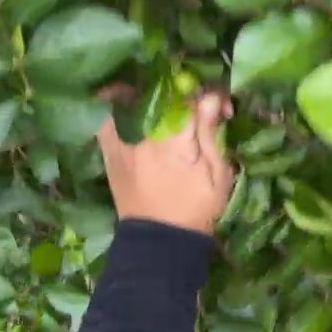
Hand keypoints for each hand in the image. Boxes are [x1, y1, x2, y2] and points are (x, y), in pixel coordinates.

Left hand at [96, 90, 235, 235]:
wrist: (159, 241)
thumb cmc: (196, 209)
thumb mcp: (217, 175)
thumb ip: (211, 133)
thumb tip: (212, 97)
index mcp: (175, 139)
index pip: (192, 97)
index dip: (210, 98)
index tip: (225, 109)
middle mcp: (143, 133)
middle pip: (161, 91)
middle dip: (182, 93)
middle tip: (197, 107)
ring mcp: (121, 140)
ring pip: (131, 97)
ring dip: (150, 92)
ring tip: (167, 100)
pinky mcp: (109, 149)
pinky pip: (107, 117)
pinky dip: (117, 106)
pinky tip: (132, 106)